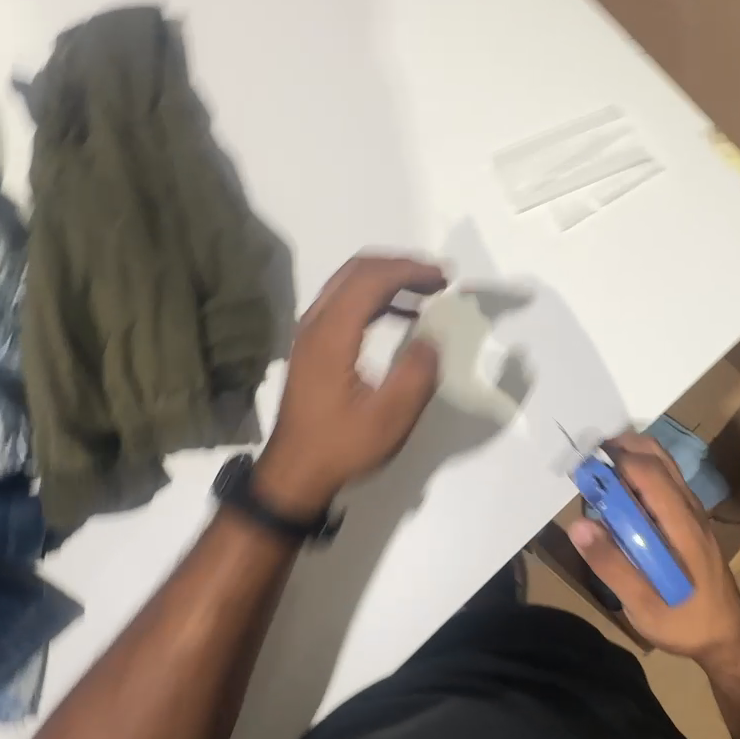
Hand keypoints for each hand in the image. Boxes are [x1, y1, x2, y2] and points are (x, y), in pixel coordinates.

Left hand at [254, 255, 446, 516]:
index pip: (371, 279)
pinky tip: (402, 316)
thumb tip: (431, 339)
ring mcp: (310, 333)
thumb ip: (416, 374)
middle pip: (357, 270)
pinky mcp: (312, 346)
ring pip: (348, 284)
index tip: (444, 278)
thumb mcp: (390, 418)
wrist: (295, 472)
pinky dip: (375, 298)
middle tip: (438, 278)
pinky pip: (344, 303)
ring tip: (426, 292)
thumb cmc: (342, 446)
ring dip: (388, 279)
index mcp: (332, 334)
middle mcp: (315, 323)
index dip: (410, 269)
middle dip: (400, 266)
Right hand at [567, 432, 739, 663]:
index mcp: (682, 527)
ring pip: (664, 467)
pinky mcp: (690, 521)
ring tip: (598, 470)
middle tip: (587, 459)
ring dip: (632, 457)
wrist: (728, 635)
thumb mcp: (643, 606)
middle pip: (659, 459)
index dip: (616, 461)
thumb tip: (578, 525)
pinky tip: (619, 493)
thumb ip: (612, 566)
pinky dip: (640, 473)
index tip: (583, 466)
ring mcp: (693, 513)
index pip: (650, 474)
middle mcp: (691, 510)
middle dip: (623, 448)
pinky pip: (666, 482)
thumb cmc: (685, 623)